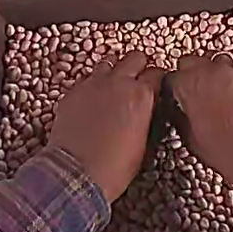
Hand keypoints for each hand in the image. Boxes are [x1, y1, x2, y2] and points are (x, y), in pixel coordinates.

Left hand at [47, 52, 166, 201]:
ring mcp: (93, 84)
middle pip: (134, 58)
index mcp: (141, 96)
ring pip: (108, 62)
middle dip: (139, 66)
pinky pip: (87, 79)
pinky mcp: (73, 91)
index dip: (159, 79)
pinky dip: (93, 84)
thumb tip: (147, 110)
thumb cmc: (113, 166)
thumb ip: (147, 117)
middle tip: (139, 78)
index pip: (157, 73)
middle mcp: (117, 83)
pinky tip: (94, 98)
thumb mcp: (144, 143)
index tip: (158, 85)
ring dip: (115, 71)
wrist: (77, 173)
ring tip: (115, 85)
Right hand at [168, 54, 232, 195]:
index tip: (176, 99)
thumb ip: (180, 118)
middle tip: (194, 95)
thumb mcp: (191, 139)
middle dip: (190, 76)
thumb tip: (179, 113)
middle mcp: (211, 72)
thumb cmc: (230, 150)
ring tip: (217, 97)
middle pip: (192, 62)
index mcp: (189, 85)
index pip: (171, 77)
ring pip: (217, 64)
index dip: (172, 90)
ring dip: (214, 76)